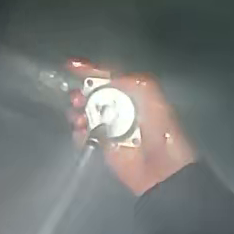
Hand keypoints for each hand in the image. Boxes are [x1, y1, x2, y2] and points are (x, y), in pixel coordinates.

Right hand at [66, 61, 198, 196]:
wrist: (163, 168)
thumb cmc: (161, 130)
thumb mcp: (153, 97)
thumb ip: (132, 81)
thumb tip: (108, 77)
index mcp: (131, 92)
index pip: (107, 76)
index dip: (89, 69)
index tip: (70, 65)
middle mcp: (118, 106)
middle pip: (91, 93)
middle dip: (80, 91)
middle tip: (76, 97)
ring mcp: (109, 126)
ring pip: (84, 112)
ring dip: (76, 111)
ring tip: (78, 116)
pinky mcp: (102, 145)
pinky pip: (83, 135)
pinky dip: (78, 132)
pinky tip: (81, 131)